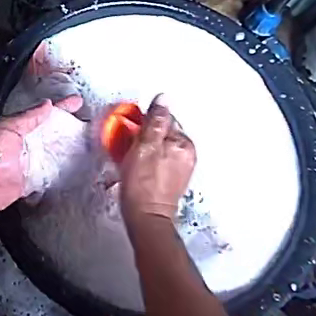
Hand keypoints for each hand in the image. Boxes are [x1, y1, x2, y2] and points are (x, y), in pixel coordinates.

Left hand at [0, 96, 84, 218]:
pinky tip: (73, 174)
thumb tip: (46, 104)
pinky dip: (57, 176)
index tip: (77, 103)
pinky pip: (46, 179)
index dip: (61, 108)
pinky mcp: (26, 184)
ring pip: (51, 157)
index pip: (43, 114)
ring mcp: (25, 165)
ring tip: (89, 149)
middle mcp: (23, 144)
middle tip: (90, 129)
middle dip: (68, 132)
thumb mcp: (7, 128)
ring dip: (66, 154)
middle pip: (50, 136)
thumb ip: (28, 118)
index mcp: (17, 127)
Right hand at [117, 97, 196, 226]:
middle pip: (160, 132)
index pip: (163, 119)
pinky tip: (135, 168)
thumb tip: (163, 99)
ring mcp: (179, 167)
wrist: (145, 216)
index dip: (143, 123)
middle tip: (129, 146)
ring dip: (142, 147)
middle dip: (143, 135)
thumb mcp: (144, 146)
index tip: (131, 131)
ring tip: (130, 159)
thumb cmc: (143, 185)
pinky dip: (145, 159)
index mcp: (183, 144)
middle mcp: (186, 154)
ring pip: (157, 146)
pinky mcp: (170, 178)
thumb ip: (155, 121)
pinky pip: (156, 159)